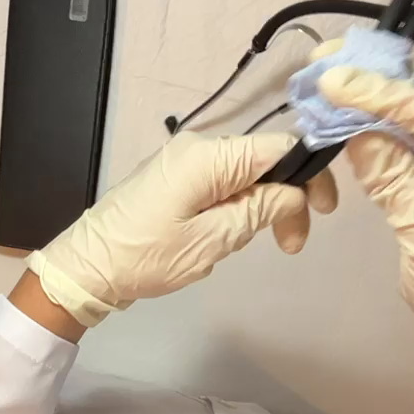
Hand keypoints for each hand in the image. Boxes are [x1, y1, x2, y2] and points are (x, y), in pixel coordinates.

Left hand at [27, 131, 338, 327]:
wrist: (89, 266)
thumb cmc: (148, 256)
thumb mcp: (211, 241)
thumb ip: (257, 212)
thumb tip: (292, 194)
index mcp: (210, 156)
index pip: (279, 148)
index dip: (310, 175)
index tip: (324, 213)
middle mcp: (199, 148)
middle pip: (264, 162)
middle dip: (286, 200)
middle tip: (290, 247)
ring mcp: (184, 162)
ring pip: (244, 176)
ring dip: (261, 209)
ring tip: (254, 246)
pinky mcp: (175, 179)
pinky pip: (221, 185)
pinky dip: (237, 208)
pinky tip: (229, 236)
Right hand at [319, 67, 413, 395]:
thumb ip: (396, 180)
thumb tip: (357, 135)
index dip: (378, 92)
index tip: (333, 79)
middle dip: (375, 77)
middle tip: (329, 63)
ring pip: (409, 116)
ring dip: (369, 100)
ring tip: (327, 84)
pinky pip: (400, 145)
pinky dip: (371, 132)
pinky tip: (343, 122)